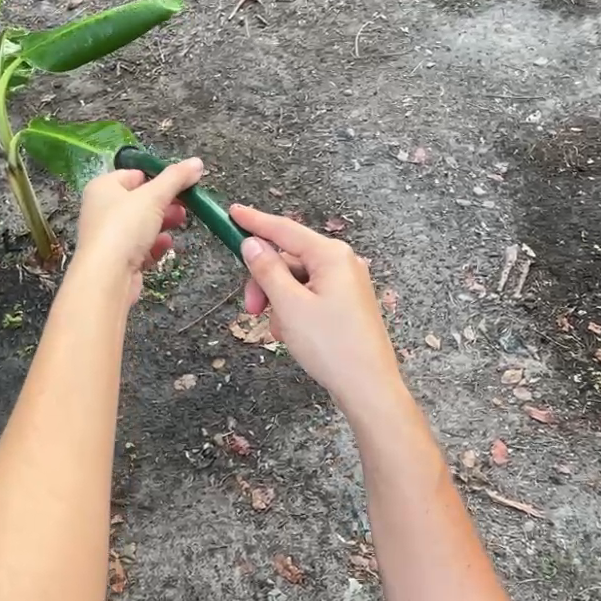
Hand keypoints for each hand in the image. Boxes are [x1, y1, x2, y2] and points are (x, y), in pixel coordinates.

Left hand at [71, 158, 201, 305]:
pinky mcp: (119, 260)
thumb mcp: (153, 196)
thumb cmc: (124, 227)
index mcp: (103, 188)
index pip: (133, 174)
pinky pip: (141, 248)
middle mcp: (102, 210)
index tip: (181, 182)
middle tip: (186, 204)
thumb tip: (197, 163)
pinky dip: (155, 245)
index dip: (157, 177)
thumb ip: (176, 178)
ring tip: (181, 221)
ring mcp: (110, 237)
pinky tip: (166, 244)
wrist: (107, 276)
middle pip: (140, 201)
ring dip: (163, 223)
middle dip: (165, 202)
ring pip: (142, 225)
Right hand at [231, 204, 402, 410]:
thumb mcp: (289, 305)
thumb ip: (268, 270)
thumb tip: (252, 244)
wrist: (368, 387)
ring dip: (278, 301)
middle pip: (289, 259)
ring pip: (297, 282)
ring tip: (279, 331)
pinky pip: (310, 297)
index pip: (285, 230)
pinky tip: (292, 335)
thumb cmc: (331, 345)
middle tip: (250, 309)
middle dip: (265, 282)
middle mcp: (342, 264)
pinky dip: (294, 311)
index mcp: (331, 256)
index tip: (233, 212)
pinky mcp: (346, 305)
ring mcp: (347, 285)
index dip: (255, 222)